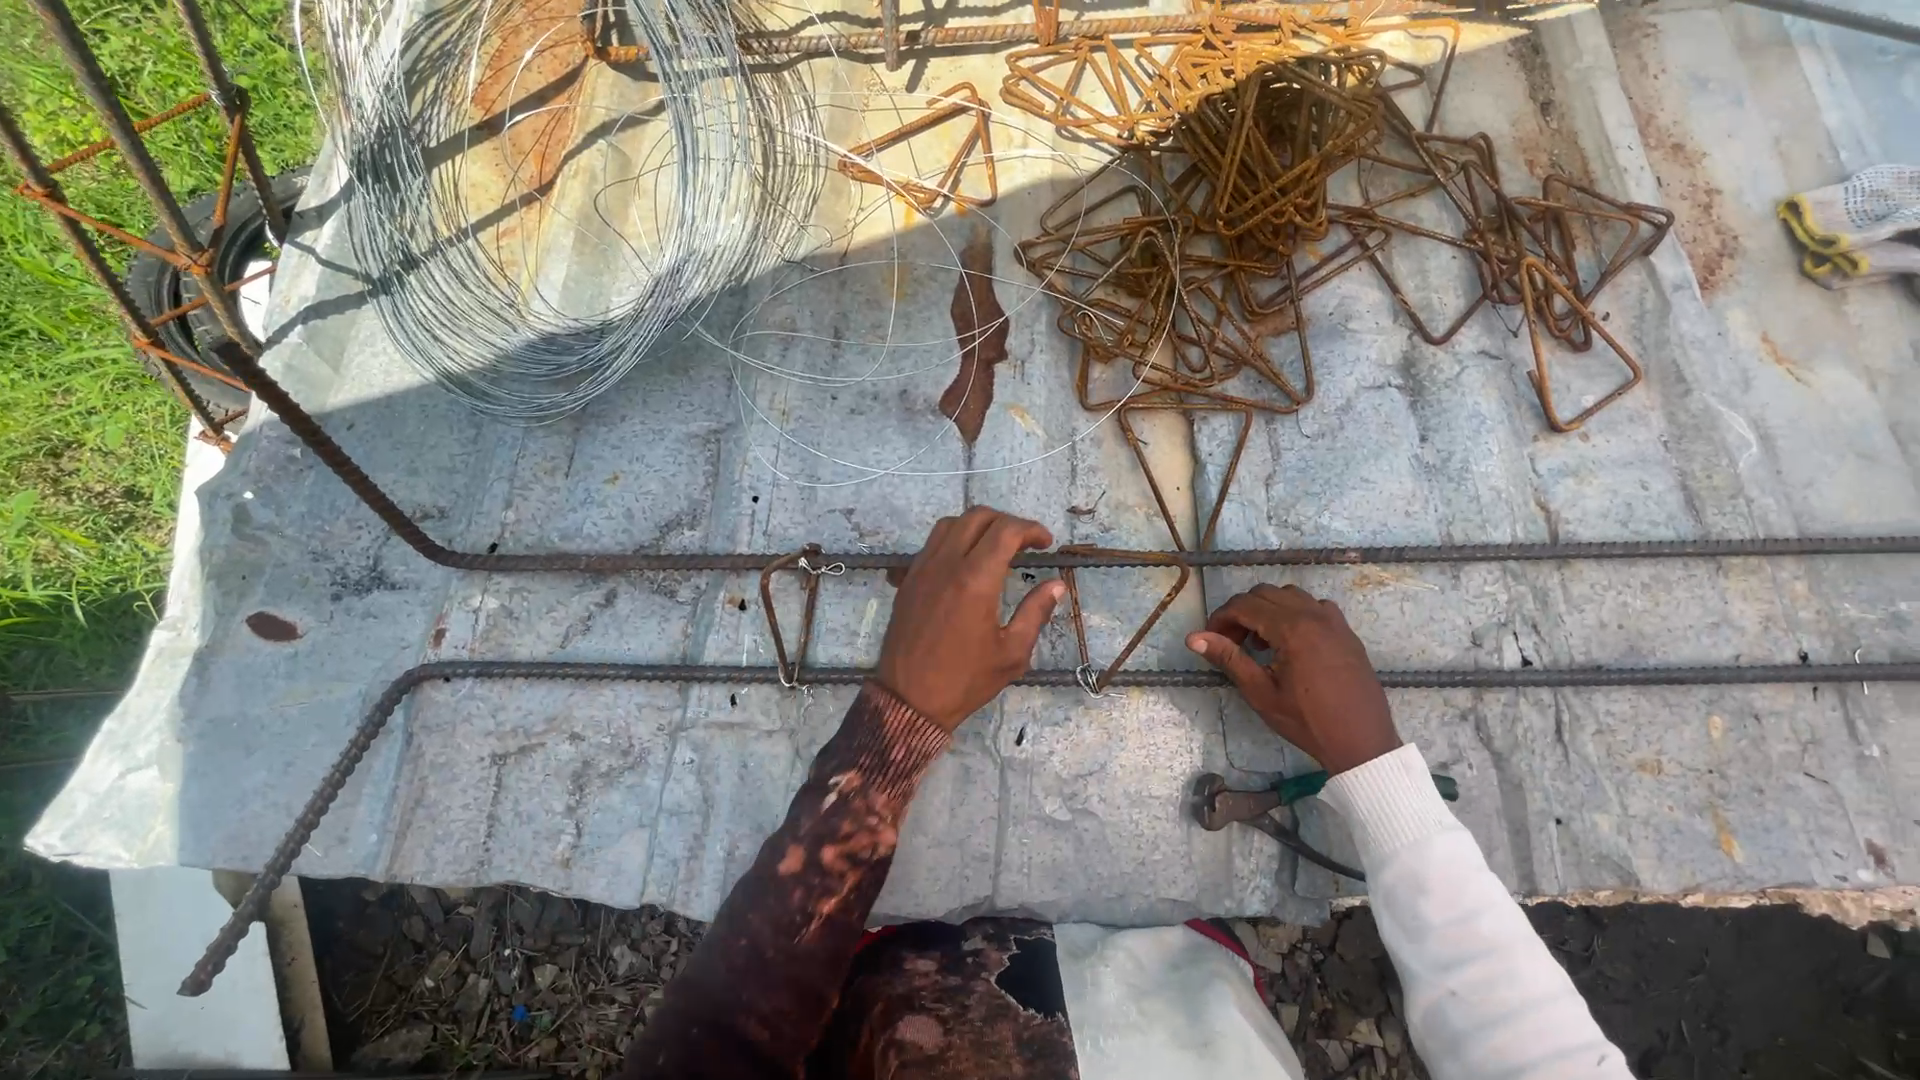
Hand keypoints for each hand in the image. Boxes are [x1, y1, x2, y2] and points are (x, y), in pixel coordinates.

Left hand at [877, 506, 1066, 730]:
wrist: (908, 699)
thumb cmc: (964, 680)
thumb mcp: (1012, 653)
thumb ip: (1035, 612)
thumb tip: (1056, 585)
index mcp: (975, 580)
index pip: (1006, 531)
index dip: (1031, 529)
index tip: (1045, 543)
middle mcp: (946, 564)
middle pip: (978, 517)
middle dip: (1007, 522)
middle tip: (1024, 543)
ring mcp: (922, 569)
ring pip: (951, 524)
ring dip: (978, 526)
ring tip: (995, 547)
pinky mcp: (908, 580)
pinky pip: (932, 543)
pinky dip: (954, 539)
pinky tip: (967, 564)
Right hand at [1186, 584, 1399, 774]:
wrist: (1361, 741)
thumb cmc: (1307, 720)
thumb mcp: (1260, 692)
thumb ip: (1228, 658)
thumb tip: (1193, 637)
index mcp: (1292, 628)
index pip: (1244, 605)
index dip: (1220, 618)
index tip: (1210, 638)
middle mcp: (1314, 615)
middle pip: (1265, 593)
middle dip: (1241, 612)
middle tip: (1231, 643)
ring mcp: (1334, 621)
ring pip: (1290, 595)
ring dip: (1267, 610)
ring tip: (1260, 643)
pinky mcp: (1346, 632)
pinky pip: (1314, 606)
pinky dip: (1294, 613)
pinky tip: (1291, 642)